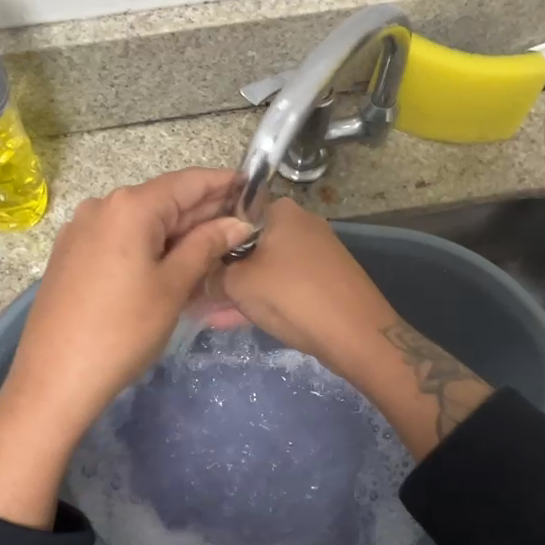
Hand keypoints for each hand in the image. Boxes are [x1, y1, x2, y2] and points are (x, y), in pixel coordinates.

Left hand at [0, 168, 252, 526]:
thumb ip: (206, 246)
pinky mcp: (71, 258)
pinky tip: (173, 269)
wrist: (56, 379)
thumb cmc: (123, 331)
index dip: (223, 183)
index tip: (254, 189)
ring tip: (216, 254)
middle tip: (243, 228)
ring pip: (142, 224)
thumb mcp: (173, 287)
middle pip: (164, 201)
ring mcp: (81, 232)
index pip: (188, 182)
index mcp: (130, 206)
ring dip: (178, 236)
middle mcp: (102, 207)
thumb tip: (236, 222)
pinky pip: (121, 243)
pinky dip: (151, 250)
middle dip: (204, 213)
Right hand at [220, 197, 489, 460]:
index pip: (232, 213)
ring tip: (207, 311)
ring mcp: (314, 252)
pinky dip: (260, 298)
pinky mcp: (323, 279)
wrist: (357, 334)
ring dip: (237, 289)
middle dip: (221, 269)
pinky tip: (232, 320)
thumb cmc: (293, 297)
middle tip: (194, 293)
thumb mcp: (239, 285)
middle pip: (247, 242)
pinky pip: (281, 284)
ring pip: (264, 267)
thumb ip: (212, 275)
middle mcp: (300, 223)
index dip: (207, 237)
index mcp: (280, 210)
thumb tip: (196, 276)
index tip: (188, 260)